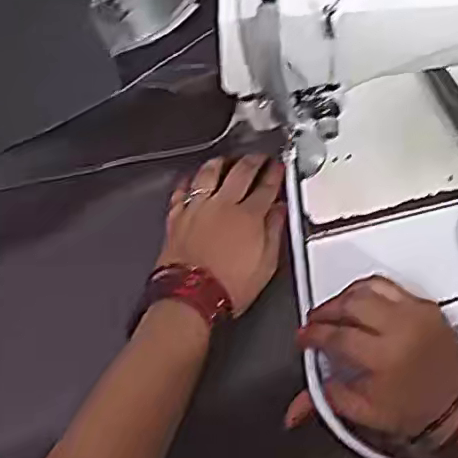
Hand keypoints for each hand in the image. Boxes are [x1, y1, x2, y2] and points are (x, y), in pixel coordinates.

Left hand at [159, 155, 285, 315]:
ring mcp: (198, 210)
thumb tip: (280, 212)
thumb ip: (274, 232)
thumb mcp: (266, 264)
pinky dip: (188, 182)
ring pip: (209, 174)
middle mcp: (223, 206)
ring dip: (220, 163)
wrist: (189, 299)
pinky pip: (181, 192)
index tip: (278, 168)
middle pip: (241, 172)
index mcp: (249, 216)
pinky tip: (191, 179)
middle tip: (259, 157)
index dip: (275, 174)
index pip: (267, 186)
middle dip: (253, 160)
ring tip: (226, 160)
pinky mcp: (177, 219)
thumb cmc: (227, 287)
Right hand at [283, 276, 457, 437]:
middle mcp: (401, 328)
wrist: (454, 404)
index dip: (315, 335)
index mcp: (385, 357)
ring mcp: (416, 312)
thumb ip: (328, 400)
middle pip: (352, 304)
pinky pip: (392, 286)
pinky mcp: (426, 305)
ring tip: (335, 308)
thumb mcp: (365, 412)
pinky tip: (361, 300)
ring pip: (371, 287)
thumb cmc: (414, 409)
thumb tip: (298, 404)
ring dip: (347, 295)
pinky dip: (371, 290)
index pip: (339, 336)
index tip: (304, 337)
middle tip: (315, 320)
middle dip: (327, 310)